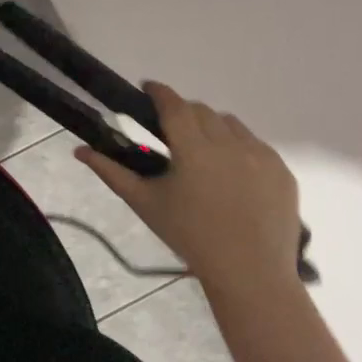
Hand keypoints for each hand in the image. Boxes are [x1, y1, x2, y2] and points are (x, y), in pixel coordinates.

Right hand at [75, 82, 301, 294]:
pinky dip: (239, 146)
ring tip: (202, 149)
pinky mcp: (282, 172)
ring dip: (212, 126)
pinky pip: (257, 144)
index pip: (174, 104)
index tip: (147, 88)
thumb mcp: (144, 202)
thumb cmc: (189, 236)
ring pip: (230, 124)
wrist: (250, 273)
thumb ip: (110, 171)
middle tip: (170, 130)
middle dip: (183, 112)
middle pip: (201, 110)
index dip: (159, 91)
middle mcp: (229, 144)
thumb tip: (79, 150)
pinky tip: (230, 170)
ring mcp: (261, 157)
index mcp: (193, 149)